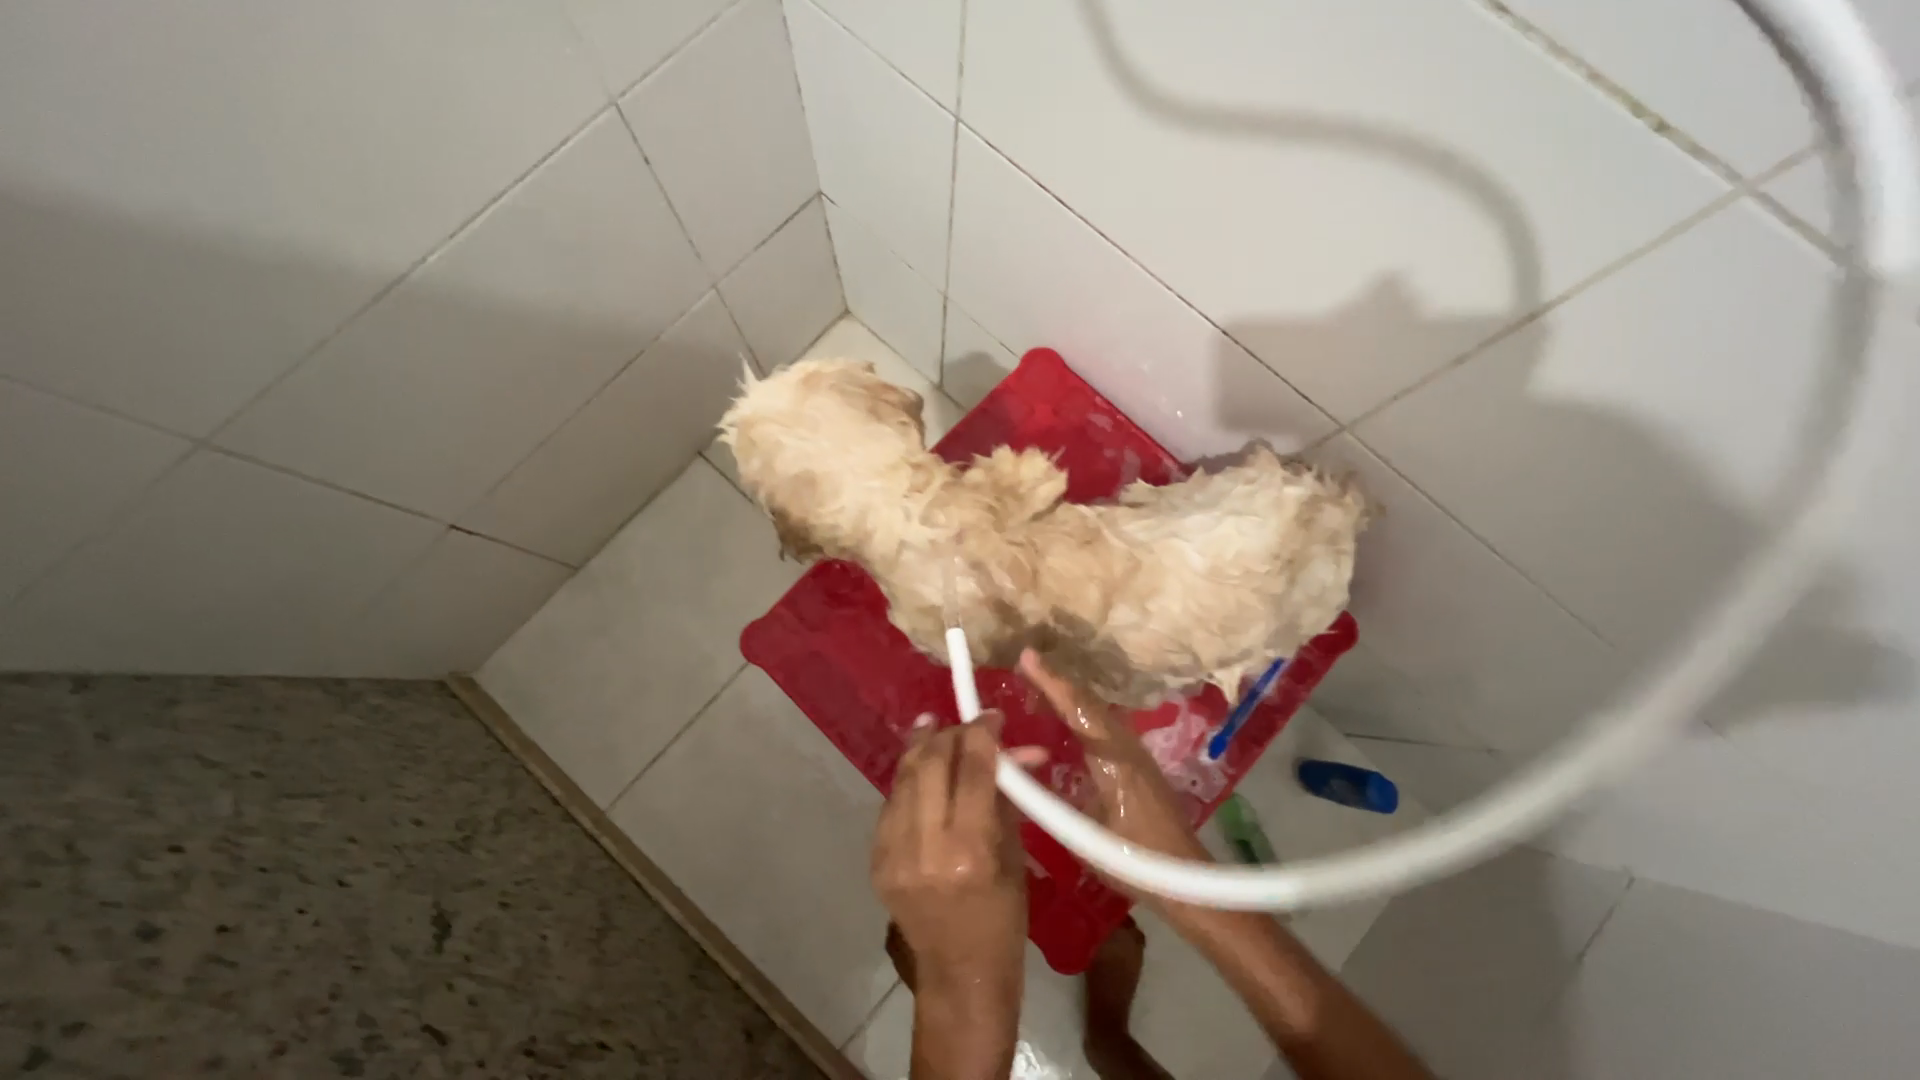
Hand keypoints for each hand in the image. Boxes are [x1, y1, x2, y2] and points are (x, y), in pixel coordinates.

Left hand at [871, 713, 1028, 999]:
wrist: (960, 974)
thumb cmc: (1004, 919)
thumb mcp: (1014, 857)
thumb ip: (1006, 799)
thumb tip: (1014, 751)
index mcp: (970, 850)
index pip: (972, 768)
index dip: (982, 732)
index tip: (991, 716)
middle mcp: (926, 847)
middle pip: (930, 764)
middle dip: (948, 734)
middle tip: (961, 724)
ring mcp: (894, 855)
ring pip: (903, 779)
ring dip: (921, 750)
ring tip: (932, 729)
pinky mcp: (876, 862)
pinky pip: (891, 805)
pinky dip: (908, 783)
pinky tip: (920, 774)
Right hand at [1018, 650, 1215, 922]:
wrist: (1186, 878)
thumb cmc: (1132, 859)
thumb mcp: (1080, 833)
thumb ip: (1045, 799)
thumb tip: (1009, 771)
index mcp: (1112, 758)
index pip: (1078, 708)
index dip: (1051, 681)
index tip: (1026, 657)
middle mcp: (1126, 746)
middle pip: (1088, 702)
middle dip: (1056, 681)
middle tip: (1025, 666)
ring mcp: (1135, 753)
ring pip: (1098, 711)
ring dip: (1068, 695)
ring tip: (1039, 686)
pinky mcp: (1138, 765)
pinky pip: (1103, 724)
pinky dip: (1080, 712)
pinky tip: (1066, 721)